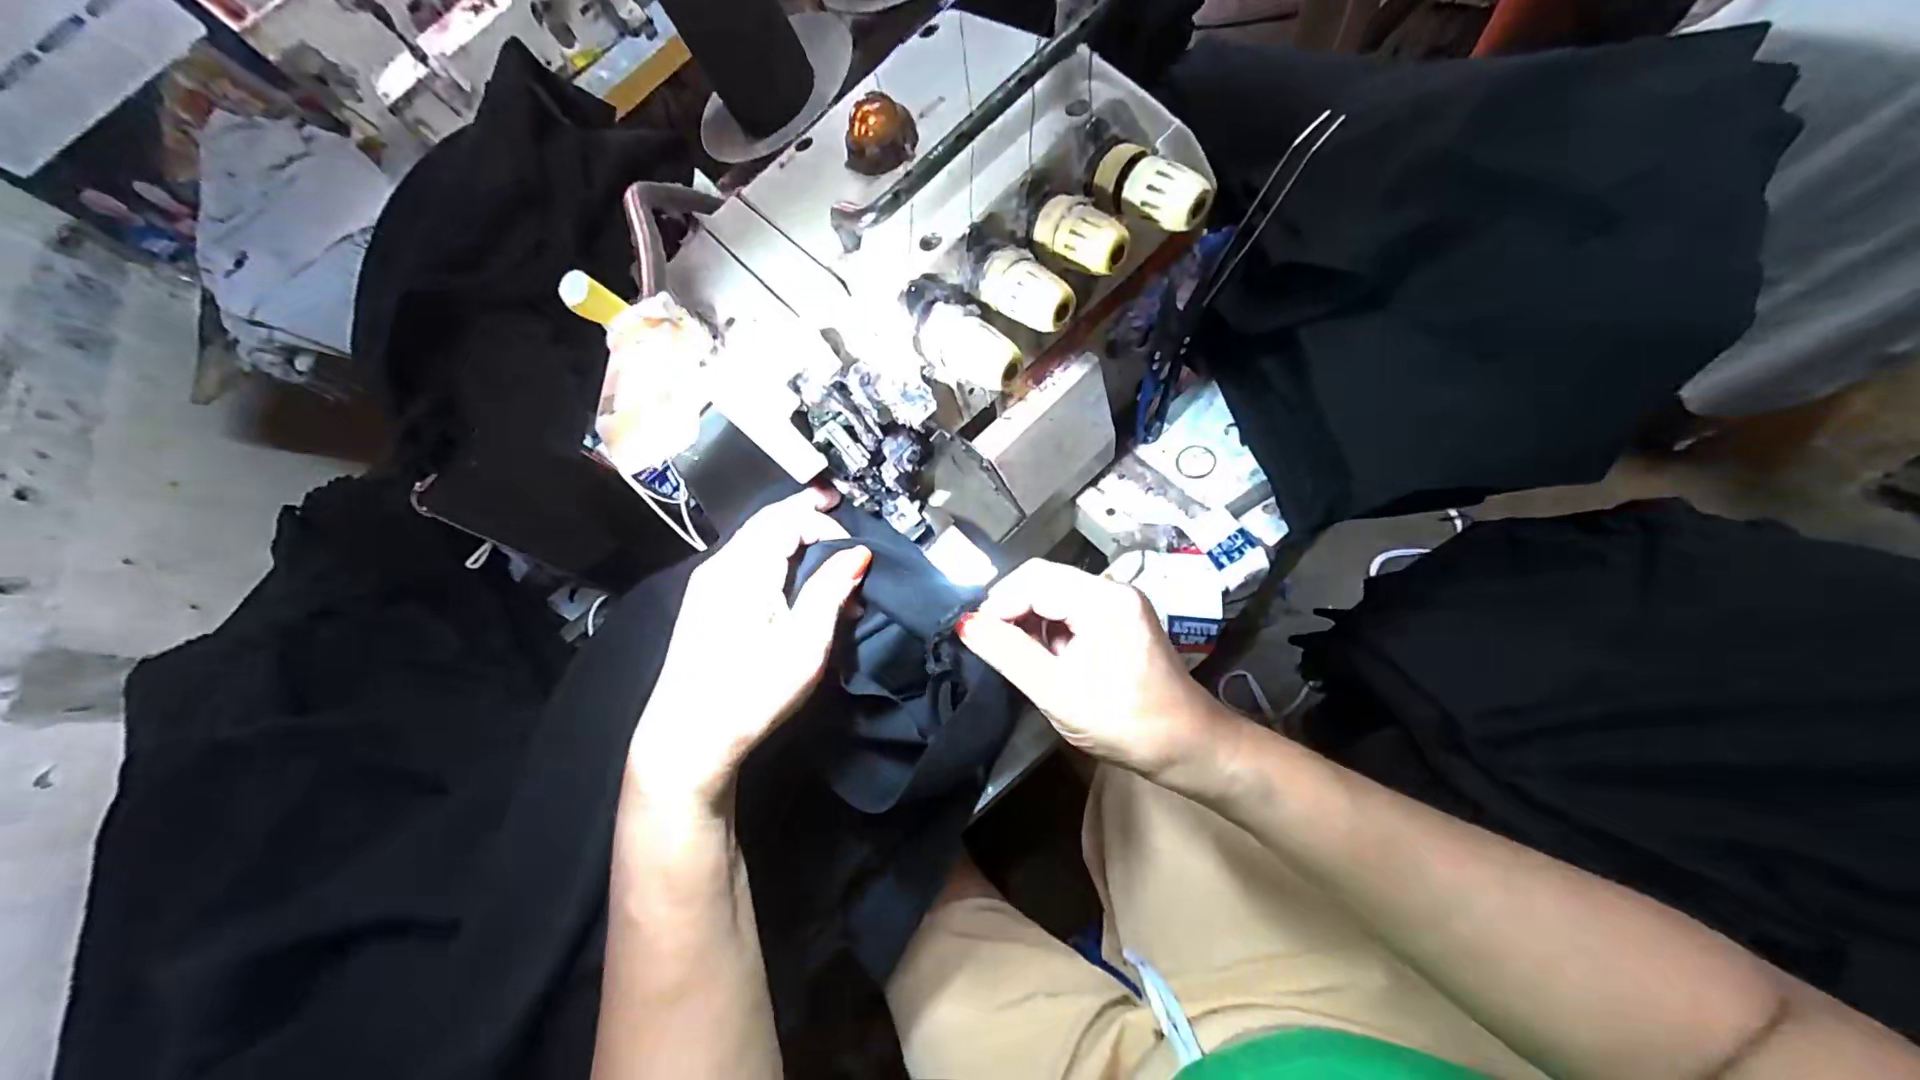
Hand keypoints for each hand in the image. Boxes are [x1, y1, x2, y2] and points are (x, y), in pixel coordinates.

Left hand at [626, 487, 870, 810]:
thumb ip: (831, 590)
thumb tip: (857, 554)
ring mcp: (707, 583)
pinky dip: (774, 555)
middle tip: (836, 509)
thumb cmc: (750, 694)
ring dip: (790, 534)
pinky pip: (745, 559)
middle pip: (767, 520)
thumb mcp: (805, 643)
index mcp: (744, 571)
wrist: (688, 736)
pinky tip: (792, 577)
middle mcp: (720, 567)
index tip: (854, 549)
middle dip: (804, 512)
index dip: (824, 521)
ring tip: (823, 549)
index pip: (787, 518)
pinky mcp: (704, 602)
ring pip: (754, 538)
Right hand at [957, 559, 1235, 778]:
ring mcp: (1122, 602)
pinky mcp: (1123, 618)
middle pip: (1044, 580)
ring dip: (1031, 619)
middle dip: (1012, 608)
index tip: (976, 635)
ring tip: (1019, 656)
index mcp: (1103, 599)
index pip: (1032, 580)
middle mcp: (1114, 589)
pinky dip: (1052, 627)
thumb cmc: (1124, 722)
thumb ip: (1007, 652)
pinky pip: (1074, 608)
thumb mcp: (1055, 691)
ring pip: (1057, 593)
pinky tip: (1047, 657)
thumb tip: (966, 623)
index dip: (997, 604)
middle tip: (990, 644)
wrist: (1188, 746)